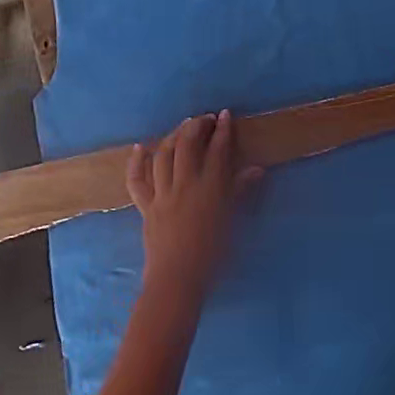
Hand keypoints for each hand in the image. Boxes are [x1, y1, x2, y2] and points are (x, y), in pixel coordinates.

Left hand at [126, 111, 263, 299]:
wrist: (177, 278)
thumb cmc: (212, 254)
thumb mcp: (231, 220)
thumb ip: (240, 191)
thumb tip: (256, 170)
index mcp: (211, 189)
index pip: (218, 150)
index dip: (222, 130)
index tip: (225, 115)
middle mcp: (185, 185)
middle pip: (187, 145)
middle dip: (196, 126)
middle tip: (204, 119)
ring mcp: (162, 194)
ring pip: (164, 155)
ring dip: (173, 137)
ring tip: (182, 128)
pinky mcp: (145, 206)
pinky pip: (137, 180)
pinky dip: (137, 161)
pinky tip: (142, 146)